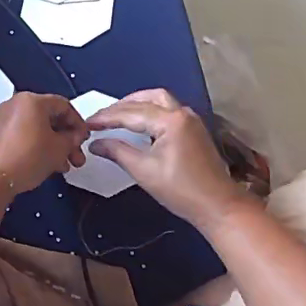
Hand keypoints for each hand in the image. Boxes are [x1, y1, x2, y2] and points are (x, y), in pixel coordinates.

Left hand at [0, 92, 88, 194]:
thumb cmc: (29, 156)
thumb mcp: (60, 148)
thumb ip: (72, 138)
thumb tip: (73, 136)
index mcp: (32, 100)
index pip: (63, 105)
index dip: (78, 123)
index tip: (83, 139)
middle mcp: (16, 104)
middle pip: (49, 118)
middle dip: (66, 139)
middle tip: (76, 157)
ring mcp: (5, 119)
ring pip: (37, 129)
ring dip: (54, 146)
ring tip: (64, 165)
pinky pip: (24, 136)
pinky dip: (38, 146)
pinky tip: (48, 165)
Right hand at [85, 89, 248, 229]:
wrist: (218, 206)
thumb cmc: (181, 190)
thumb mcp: (143, 170)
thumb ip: (117, 152)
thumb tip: (96, 144)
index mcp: (170, 121)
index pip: (131, 113)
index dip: (106, 118)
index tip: (87, 122)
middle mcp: (182, 113)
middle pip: (146, 99)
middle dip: (120, 106)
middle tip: (100, 118)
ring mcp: (191, 120)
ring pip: (159, 100)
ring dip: (136, 104)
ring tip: (116, 115)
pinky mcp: (194, 129)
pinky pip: (167, 109)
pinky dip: (149, 110)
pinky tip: (137, 122)